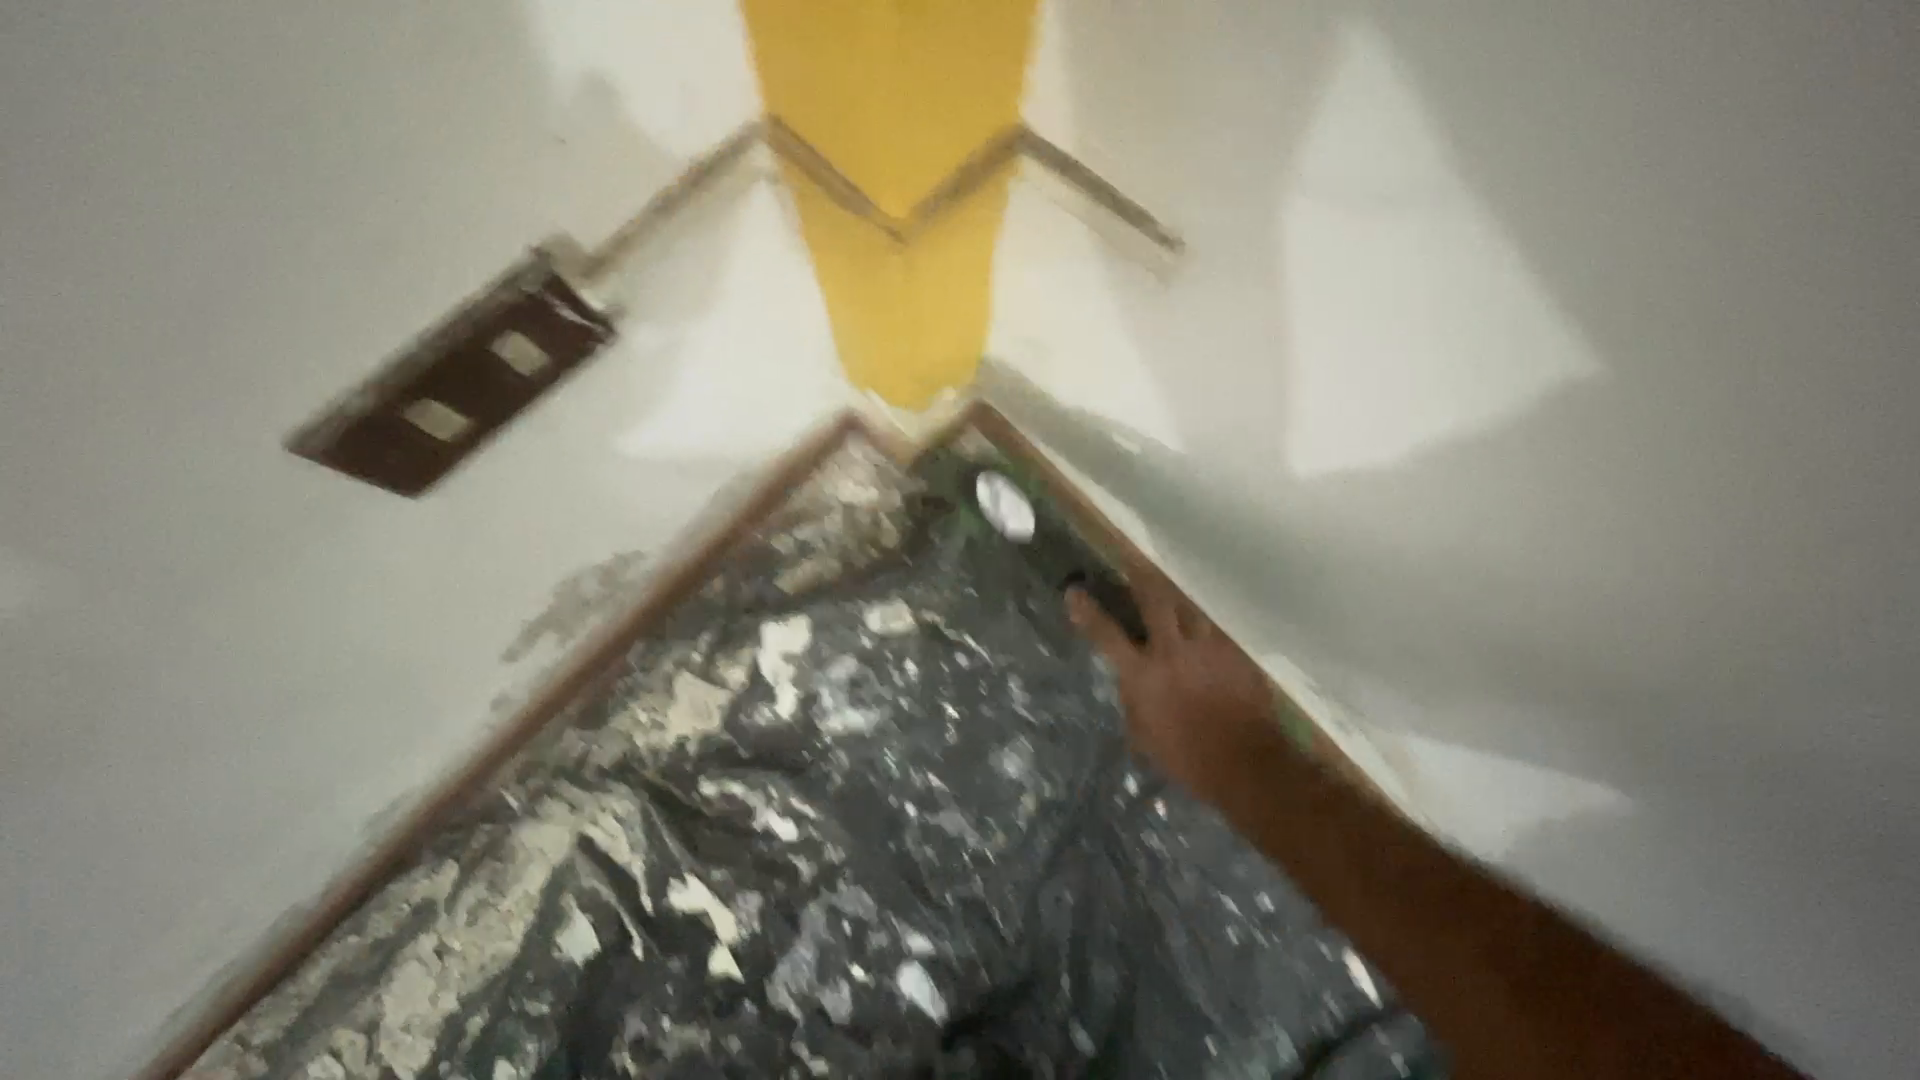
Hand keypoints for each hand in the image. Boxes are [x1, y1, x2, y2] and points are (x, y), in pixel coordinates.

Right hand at [1066, 573, 1282, 799]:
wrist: (1247, 763)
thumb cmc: (1187, 758)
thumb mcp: (1143, 735)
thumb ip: (1133, 699)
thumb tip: (1131, 680)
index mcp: (1143, 674)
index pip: (1106, 633)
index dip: (1087, 610)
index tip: (1074, 591)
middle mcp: (1173, 650)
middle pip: (1153, 599)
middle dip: (1139, 578)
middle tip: (1131, 565)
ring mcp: (1208, 647)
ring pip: (1188, 606)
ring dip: (1173, 597)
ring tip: (1168, 590)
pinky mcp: (1235, 652)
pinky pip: (1214, 627)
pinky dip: (1202, 624)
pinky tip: (1201, 627)